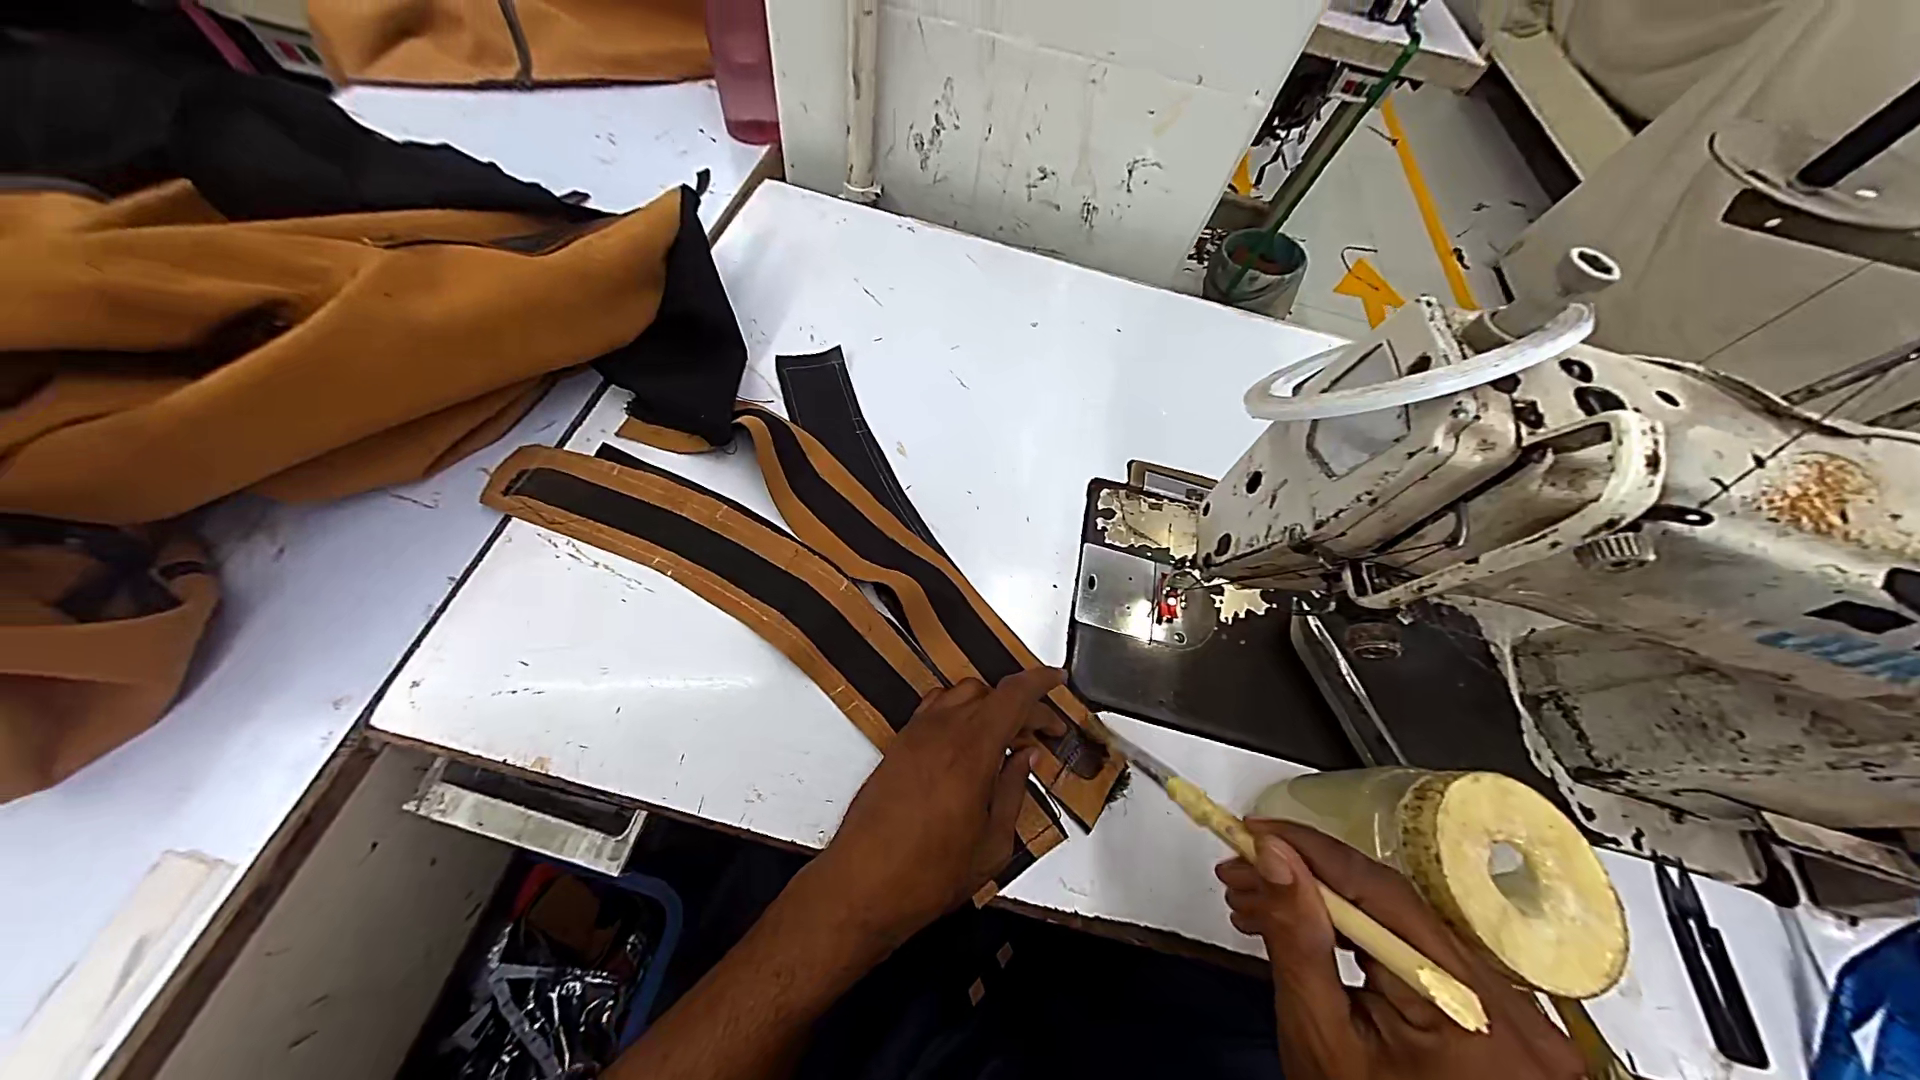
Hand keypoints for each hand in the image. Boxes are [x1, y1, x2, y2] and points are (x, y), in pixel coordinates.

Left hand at [800, 668, 1068, 949]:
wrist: (861, 886)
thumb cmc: (924, 876)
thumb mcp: (992, 844)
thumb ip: (1013, 792)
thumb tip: (1026, 760)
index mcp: (971, 751)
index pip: (1014, 695)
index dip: (1041, 682)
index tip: (1056, 679)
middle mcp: (941, 732)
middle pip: (990, 692)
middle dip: (1022, 705)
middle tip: (1040, 731)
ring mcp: (915, 734)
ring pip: (961, 693)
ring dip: (989, 705)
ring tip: (1006, 735)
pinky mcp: (898, 744)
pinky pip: (935, 707)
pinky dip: (959, 710)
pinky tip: (967, 738)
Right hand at [1217, 820, 1583, 1079]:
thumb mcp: (1320, 1036)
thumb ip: (1297, 938)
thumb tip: (1273, 856)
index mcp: (1468, 1012)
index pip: (1379, 893)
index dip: (1309, 851)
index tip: (1251, 834)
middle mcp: (1508, 1002)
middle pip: (1388, 901)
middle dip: (1304, 875)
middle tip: (1238, 870)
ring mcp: (1506, 1006)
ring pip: (1395, 917)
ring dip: (1319, 898)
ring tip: (1255, 901)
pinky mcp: (1486, 1007)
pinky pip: (1409, 944)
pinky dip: (1350, 927)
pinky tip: (1304, 924)